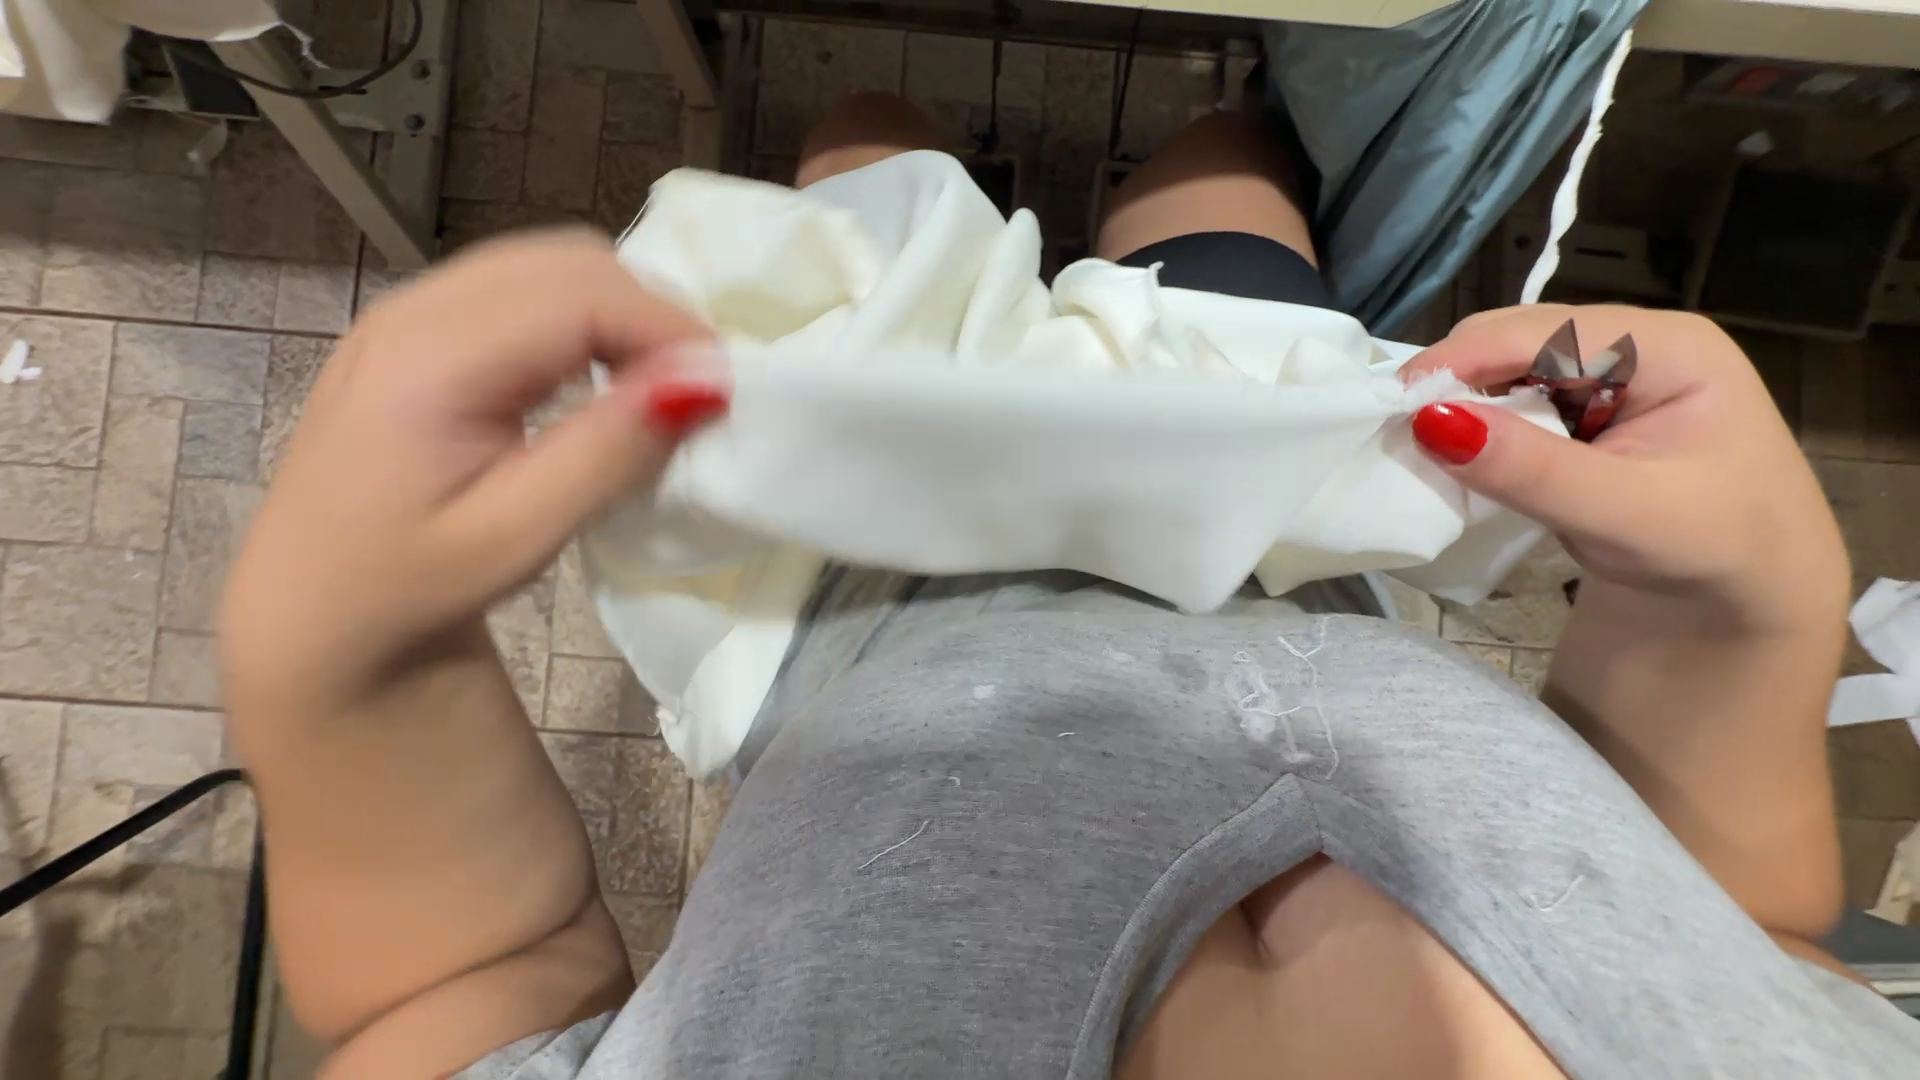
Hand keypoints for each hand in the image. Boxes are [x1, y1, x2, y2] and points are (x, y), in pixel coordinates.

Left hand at [221, 230, 722, 709]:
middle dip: (653, 314)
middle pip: (570, 262)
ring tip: (660, 385)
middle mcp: (416, 310)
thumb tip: (699, 384)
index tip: (726, 388)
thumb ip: (607, 452)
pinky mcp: (425, 331)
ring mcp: (414, 312)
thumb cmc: (412, 582)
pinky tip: (604, 376)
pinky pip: (531, 289)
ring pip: (554, 266)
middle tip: (697, 389)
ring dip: (625, 313)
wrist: (317, 605)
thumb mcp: (518, 534)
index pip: (579, 297)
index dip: (668, 329)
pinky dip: (591, 319)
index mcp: (428, 358)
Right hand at [1401, 304, 1848, 631]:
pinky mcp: (1575, 403)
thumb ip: (1528, 468)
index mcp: (1663, 346)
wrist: (1742, 588)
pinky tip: (1458, 448)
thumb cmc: (1707, 548)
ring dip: (1455, 399)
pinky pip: (1504, 395)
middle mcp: (1628, 343)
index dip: (1458, 360)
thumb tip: (1426, 420)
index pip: (1537, 331)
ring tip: (1423, 443)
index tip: (1390, 406)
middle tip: (1401, 432)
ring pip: (1499, 364)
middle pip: (1511, 336)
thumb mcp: (1620, 513)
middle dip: (1451, 378)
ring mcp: (1601, 371)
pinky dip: (1470, 419)